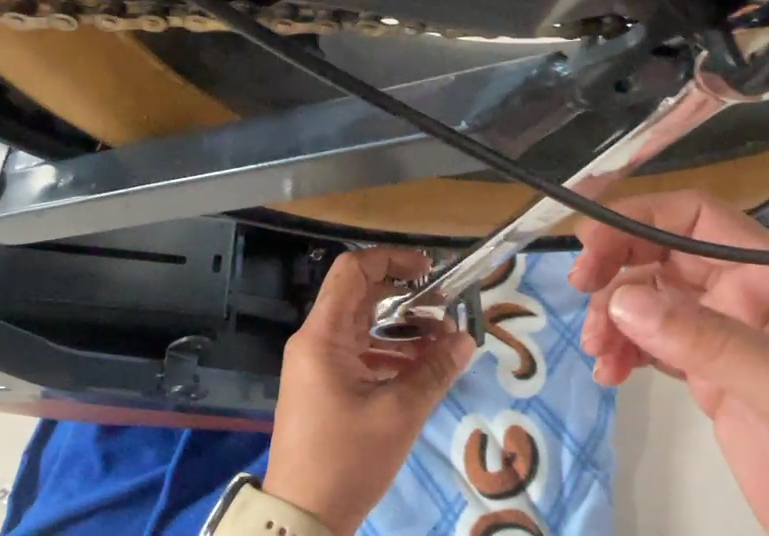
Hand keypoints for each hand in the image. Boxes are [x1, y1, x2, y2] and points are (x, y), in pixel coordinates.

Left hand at [266, 248, 476, 534]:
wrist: (301, 519)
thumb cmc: (346, 460)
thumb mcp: (398, 415)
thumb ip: (433, 372)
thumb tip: (466, 340)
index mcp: (322, 336)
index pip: (352, 271)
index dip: (390, 260)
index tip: (428, 270)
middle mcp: (315, 341)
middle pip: (360, 298)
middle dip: (405, 299)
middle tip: (444, 310)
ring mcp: (317, 365)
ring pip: (362, 328)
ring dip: (401, 329)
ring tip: (442, 344)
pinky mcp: (323, 387)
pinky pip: (358, 354)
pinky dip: (389, 354)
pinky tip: (421, 370)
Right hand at [571, 191, 768, 535]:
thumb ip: (710, 342)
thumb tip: (623, 299)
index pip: (696, 218)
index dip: (640, 217)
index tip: (590, 243)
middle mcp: (747, 297)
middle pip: (663, 253)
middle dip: (617, 264)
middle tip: (579, 291)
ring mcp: (728, 339)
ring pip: (651, 299)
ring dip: (615, 313)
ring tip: (598, 351)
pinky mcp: (712, 381)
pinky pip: (653, 344)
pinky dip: (624, 349)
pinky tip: (611, 372)